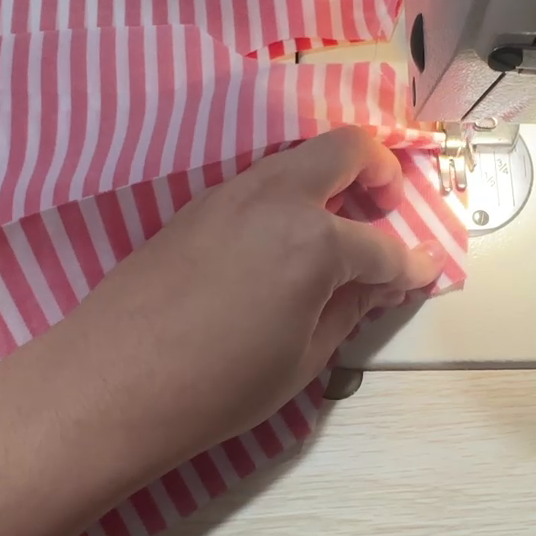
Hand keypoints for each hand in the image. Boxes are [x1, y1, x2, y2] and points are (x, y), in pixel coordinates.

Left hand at [30, 126, 444, 479]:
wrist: (112, 382)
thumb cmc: (218, 387)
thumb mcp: (303, 360)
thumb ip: (349, 311)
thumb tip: (377, 286)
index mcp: (315, 241)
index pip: (383, 246)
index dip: (411, 264)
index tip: (422, 273)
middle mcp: (276, 198)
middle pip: (348, 149)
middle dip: (382, 172)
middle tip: (386, 209)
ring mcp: (231, 194)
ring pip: (298, 159)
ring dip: (330, 181)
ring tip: (334, 231)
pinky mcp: (197, 205)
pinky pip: (259, 184)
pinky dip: (288, 199)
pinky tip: (279, 246)